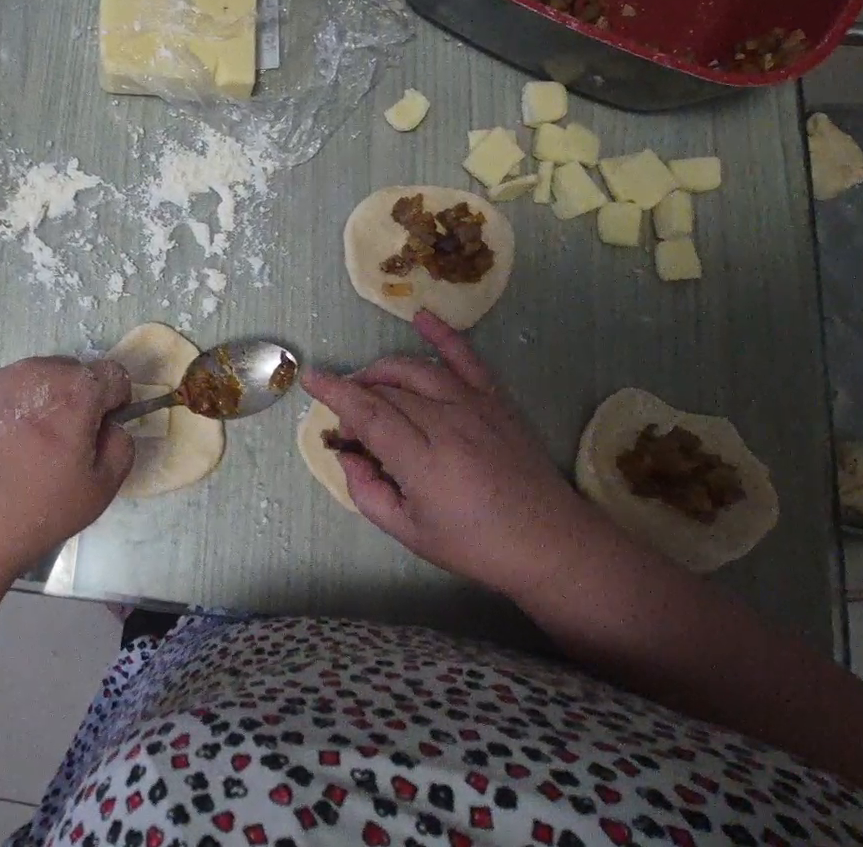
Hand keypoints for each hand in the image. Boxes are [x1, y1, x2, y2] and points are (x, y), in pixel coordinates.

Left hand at [0, 356, 134, 577]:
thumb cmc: (36, 512)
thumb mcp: (100, 489)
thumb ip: (120, 445)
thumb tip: (109, 426)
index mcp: (74, 391)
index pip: (112, 374)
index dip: (114, 402)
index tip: (100, 429)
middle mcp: (33, 372)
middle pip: (70, 372)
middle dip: (75, 400)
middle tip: (61, 444)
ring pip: (33, 380)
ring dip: (39, 402)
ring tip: (23, 447)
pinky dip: (5, 409)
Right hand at [301, 311, 618, 598]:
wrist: (552, 544)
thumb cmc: (475, 545)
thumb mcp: (408, 532)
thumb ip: (366, 491)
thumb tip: (346, 453)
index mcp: (423, 460)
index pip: (368, 413)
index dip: (335, 393)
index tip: (310, 379)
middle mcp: (447, 423)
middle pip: (386, 390)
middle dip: (355, 396)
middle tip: (348, 425)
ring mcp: (475, 406)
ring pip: (415, 369)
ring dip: (383, 371)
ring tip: (367, 385)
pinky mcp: (496, 401)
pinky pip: (466, 359)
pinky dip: (443, 335)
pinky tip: (421, 317)